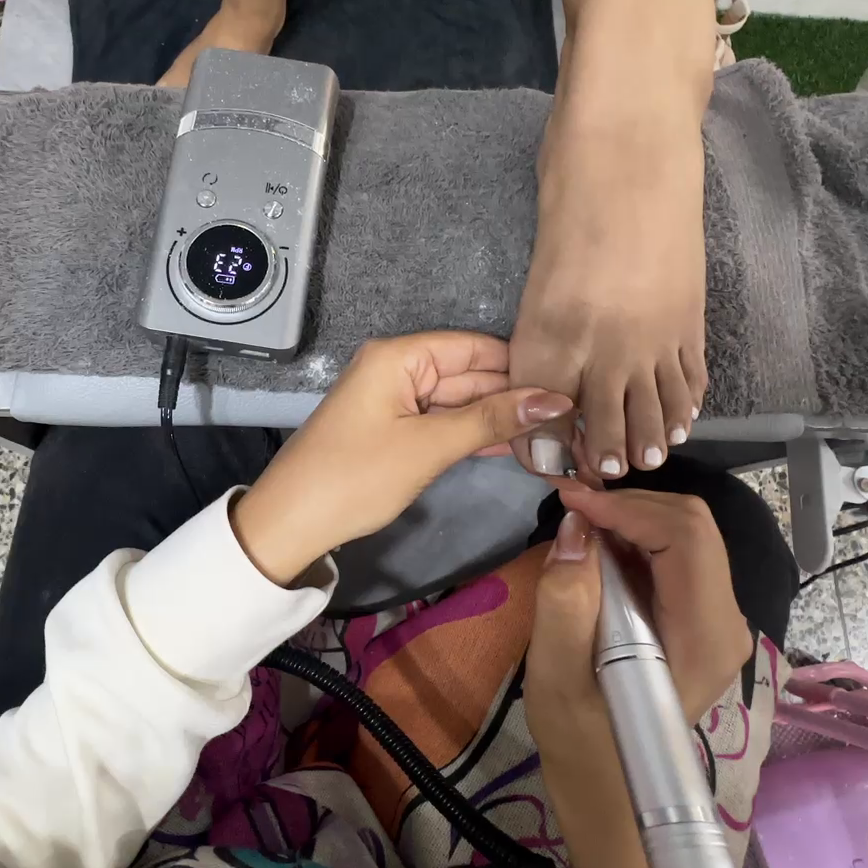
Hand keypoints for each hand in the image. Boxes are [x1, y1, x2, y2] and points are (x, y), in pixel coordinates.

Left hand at [230, 332, 572, 584]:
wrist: (293, 521)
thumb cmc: (358, 475)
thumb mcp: (428, 446)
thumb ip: (491, 420)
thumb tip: (555, 399)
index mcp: (399, 356)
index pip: (474, 347)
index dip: (520, 365)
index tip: (571, 386)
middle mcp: (399, 368)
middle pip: (469, 373)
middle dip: (515, 396)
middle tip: (574, 418)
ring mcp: (397, 399)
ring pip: (459, 401)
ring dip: (500, 418)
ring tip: (557, 434)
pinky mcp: (396, 428)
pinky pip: (443, 422)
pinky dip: (473, 433)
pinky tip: (518, 445)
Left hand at [510, 105, 708, 480]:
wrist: (630, 154)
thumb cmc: (567, 205)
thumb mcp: (535, 280)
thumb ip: (540, 338)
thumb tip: (546, 384)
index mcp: (549, 340)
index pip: (545, 413)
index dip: (546, 443)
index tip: (549, 461)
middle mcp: (601, 351)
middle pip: (604, 420)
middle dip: (601, 453)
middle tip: (603, 475)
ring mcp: (653, 338)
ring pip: (651, 408)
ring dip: (646, 439)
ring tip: (645, 461)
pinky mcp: (692, 319)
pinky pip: (691, 378)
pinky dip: (685, 404)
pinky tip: (684, 418)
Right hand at [544, 486, 752, 723]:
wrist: (605, 781)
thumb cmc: (580, 736)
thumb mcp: (557, 675)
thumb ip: (566, 602)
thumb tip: (576, 527)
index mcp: (703, 636)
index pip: (686, 537)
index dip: (627, 507)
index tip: (568, 501)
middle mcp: (724, 620)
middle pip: (691, 525)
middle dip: (627, 504)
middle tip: (568, 507)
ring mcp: (713, 616)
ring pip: (684, 531)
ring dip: (628, 515)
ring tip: (576, 522)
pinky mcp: (695, 614)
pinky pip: (672, 550)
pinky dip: (631, 532)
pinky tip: (593, 545)